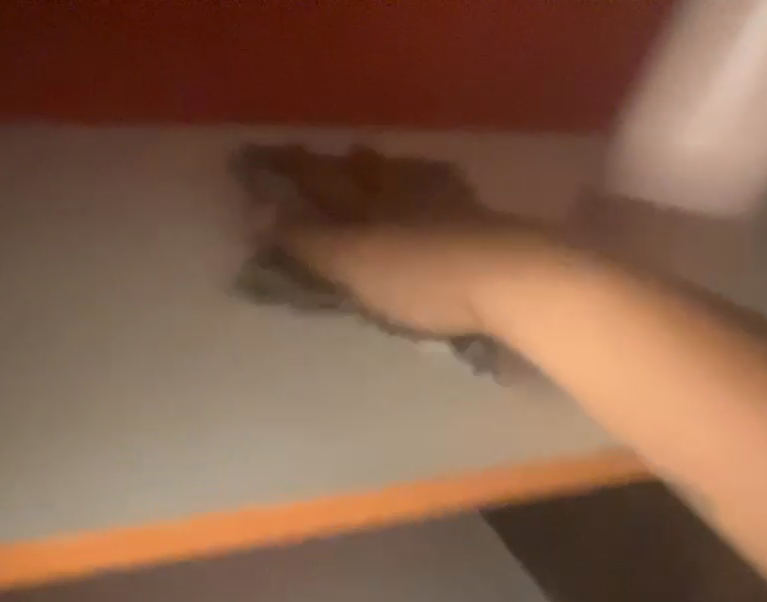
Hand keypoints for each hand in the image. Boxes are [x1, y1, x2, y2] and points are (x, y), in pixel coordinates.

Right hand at [244, 143, 551, 336]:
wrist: (509, 279)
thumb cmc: (421, 278)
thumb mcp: (353, 264)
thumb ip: (307, 242)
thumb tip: (257, 215)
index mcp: (367, 207)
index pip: (317, 183)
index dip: (287, 174)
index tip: (258, 165)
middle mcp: (402, 195)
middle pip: (360, 174)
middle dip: (332, 167)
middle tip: (316, 157)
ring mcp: (444, 204)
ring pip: (403, 175)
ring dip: (381, 168)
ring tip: (369, 160)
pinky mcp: (478, 221)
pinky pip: (447, 189)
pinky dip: (433, 181)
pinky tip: (438, 184)